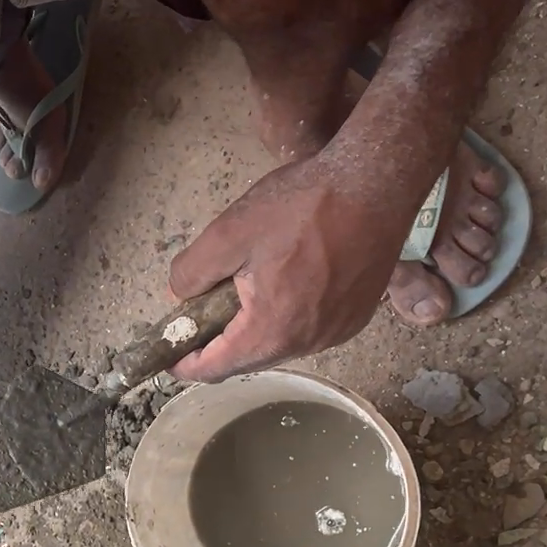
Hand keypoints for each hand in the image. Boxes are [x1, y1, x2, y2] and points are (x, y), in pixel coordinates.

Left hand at [165, 154, 411, 382]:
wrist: (380, 177)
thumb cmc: (303, 204)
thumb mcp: (227, 234)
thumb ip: (191, 273)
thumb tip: (177, 296)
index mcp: (272, 330)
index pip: (214, 368)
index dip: (183, 365)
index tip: (166, 355)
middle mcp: (307, 343)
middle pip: (245, 361)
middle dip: (214, 348)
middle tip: (194, 321)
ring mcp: (336, 332)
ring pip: (275, 348)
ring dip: (248, 334)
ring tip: (233, 299)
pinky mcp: (355, 317)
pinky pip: (303, 333)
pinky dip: (280, 322)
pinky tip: (274, 290)